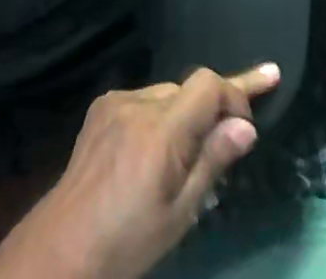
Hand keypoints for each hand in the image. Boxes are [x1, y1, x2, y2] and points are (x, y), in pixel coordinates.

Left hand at [0, 64, 280, 278]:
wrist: (65, 241)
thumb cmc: (130, 237)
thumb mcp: (182, 211)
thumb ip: (213, 161)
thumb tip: (247, 125)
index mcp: (159, 130)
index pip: (206, 84)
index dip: (238, 90)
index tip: (260, 104)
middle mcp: (135, 104)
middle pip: (187, 88)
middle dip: (214, 107)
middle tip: (235, 136)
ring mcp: (113, 102)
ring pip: (165, 93)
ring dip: (185, 113)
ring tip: (191, 153)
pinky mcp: (99, 108)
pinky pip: (141, 100)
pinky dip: (159, 115)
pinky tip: (156, 147)